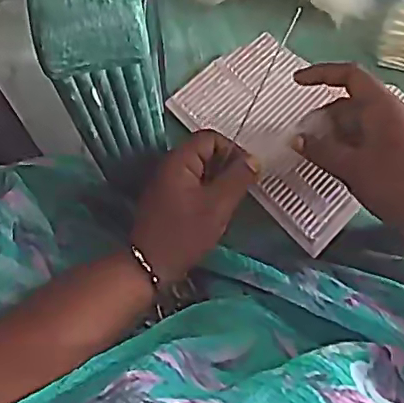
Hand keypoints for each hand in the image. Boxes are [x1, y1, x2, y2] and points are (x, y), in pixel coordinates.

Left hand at [130, 130, 259, 279]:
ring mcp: (166, 182)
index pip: (210, 138)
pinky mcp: (167, 198)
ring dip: (218, 181)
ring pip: (200, 170)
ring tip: (230, 201)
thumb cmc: (184, 233)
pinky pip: (192, 185)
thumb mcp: (217, 205)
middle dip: (226, 166)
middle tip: (241, 188)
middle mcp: (169, 166)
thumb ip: (237, 178)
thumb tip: (253, 160)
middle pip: (204, 152)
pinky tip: (215, 211)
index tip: (247, 171)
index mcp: (178, 160)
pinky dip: (207, 192)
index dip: (232, 149)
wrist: (150, 265)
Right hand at [291, 63, 403, 233]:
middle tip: (304, 134)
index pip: (350, 75)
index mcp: (383, 106)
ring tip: (318, 152)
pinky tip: (341, 163)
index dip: (321, 74)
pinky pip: (372, 135)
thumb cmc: (396, 185)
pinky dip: (352, 142)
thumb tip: (298, 139)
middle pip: (353, 100)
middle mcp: (396, 112)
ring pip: (362, 120)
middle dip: (325, 114)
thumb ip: (320, 150)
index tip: (298, 81)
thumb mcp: (350, 167)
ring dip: (337, 131)